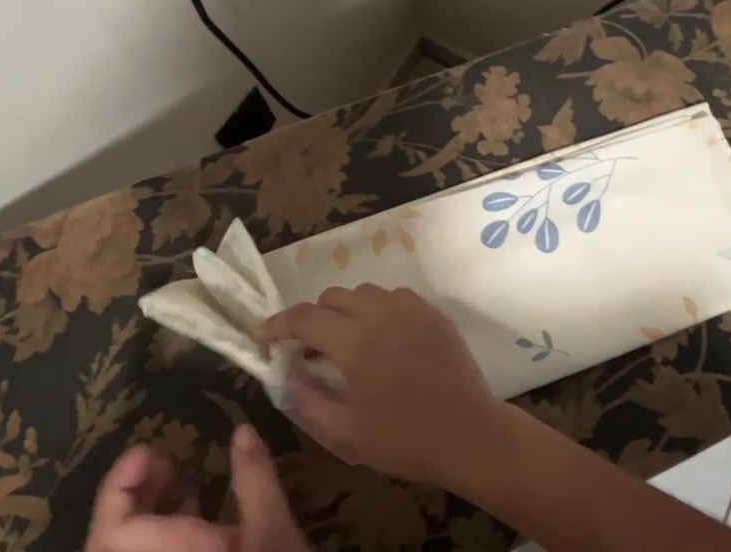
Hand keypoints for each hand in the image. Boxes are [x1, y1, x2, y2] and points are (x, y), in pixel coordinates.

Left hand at [85, 427, 308, 551]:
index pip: (112, 533)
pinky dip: (160, 542)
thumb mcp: (273, 534)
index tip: (149, 451)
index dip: (120, 488)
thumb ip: (255, 479)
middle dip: (130, 499)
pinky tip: (190, 518)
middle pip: (109, 547)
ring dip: (143, 519)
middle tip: (160, 462)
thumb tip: (242, 432)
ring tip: (173, 481)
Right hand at [257, 285, 504, 483]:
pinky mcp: (433, 312)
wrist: (467, 432)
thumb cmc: (402, 437)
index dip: (277, 325)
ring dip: (346, 312)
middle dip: (312, 319)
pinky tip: (382, 339)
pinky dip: (378, 310)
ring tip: (346, 346)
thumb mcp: (344, 431)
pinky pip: (395, 297)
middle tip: (308, 353)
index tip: (262, 338)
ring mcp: (410, 308)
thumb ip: (307, 399)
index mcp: (354, 340)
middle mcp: (380, 313)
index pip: (304, 317)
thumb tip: (289, 375)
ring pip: (364, 293)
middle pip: (332, 297)